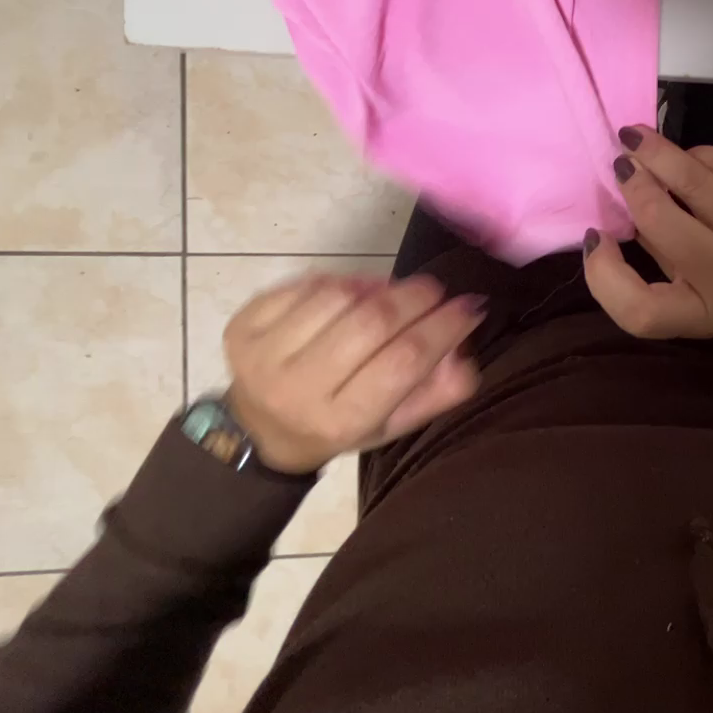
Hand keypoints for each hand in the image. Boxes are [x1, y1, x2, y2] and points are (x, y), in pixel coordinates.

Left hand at [221, 274, 485, 473]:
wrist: (260, 431)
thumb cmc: (343, 425)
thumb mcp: (396, 424)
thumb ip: (439, 390)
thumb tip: (464, 346)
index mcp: (341, 421)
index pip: (404, 361)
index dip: (444, 327)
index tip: (470, 305)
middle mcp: (297, 389)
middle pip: (371, 324)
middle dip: (416, 297)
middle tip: (437, 290)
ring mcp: (262, 355)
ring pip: (338, 297)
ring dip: (377, 286)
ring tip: (393, 292)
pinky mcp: (242, 326)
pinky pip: (305, 285)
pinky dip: (339, 281)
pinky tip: (353, 293)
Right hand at [583, 126, 712, 338]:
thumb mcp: (691, 293)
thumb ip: (656, 253)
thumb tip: (620, 201)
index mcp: (703, 315)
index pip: (640, 310)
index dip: (604, 275)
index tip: (597, 236)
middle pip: (665, 224)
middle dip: (636, 183)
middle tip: (620, 160)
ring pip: (699, 183)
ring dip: (662, 154)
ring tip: (640, 140)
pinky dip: (702, 155)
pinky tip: (691, 155)